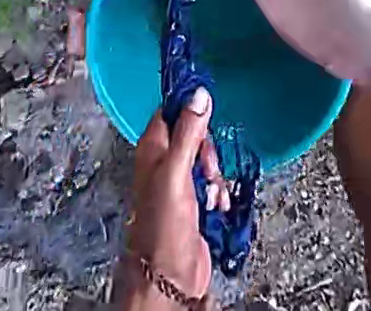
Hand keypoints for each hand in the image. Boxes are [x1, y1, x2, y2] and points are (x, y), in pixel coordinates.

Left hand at [122, 88, 214, 305]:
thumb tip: (199, 94)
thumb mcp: (177, 171)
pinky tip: (216, 203)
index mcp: (153, 148)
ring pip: (205, 158)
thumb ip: (189, 131)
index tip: (208, 112)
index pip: (171, 110)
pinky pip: (212, 182)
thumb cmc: (164, 225)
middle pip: (194, 133)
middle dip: (207, 148)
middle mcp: (163, 161)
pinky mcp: (193, 200)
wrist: (169, 277)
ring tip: (211, 190)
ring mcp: (178, 181)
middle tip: (207, 166)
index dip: (190, 108)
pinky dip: (218, 190)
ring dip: (215, 172)